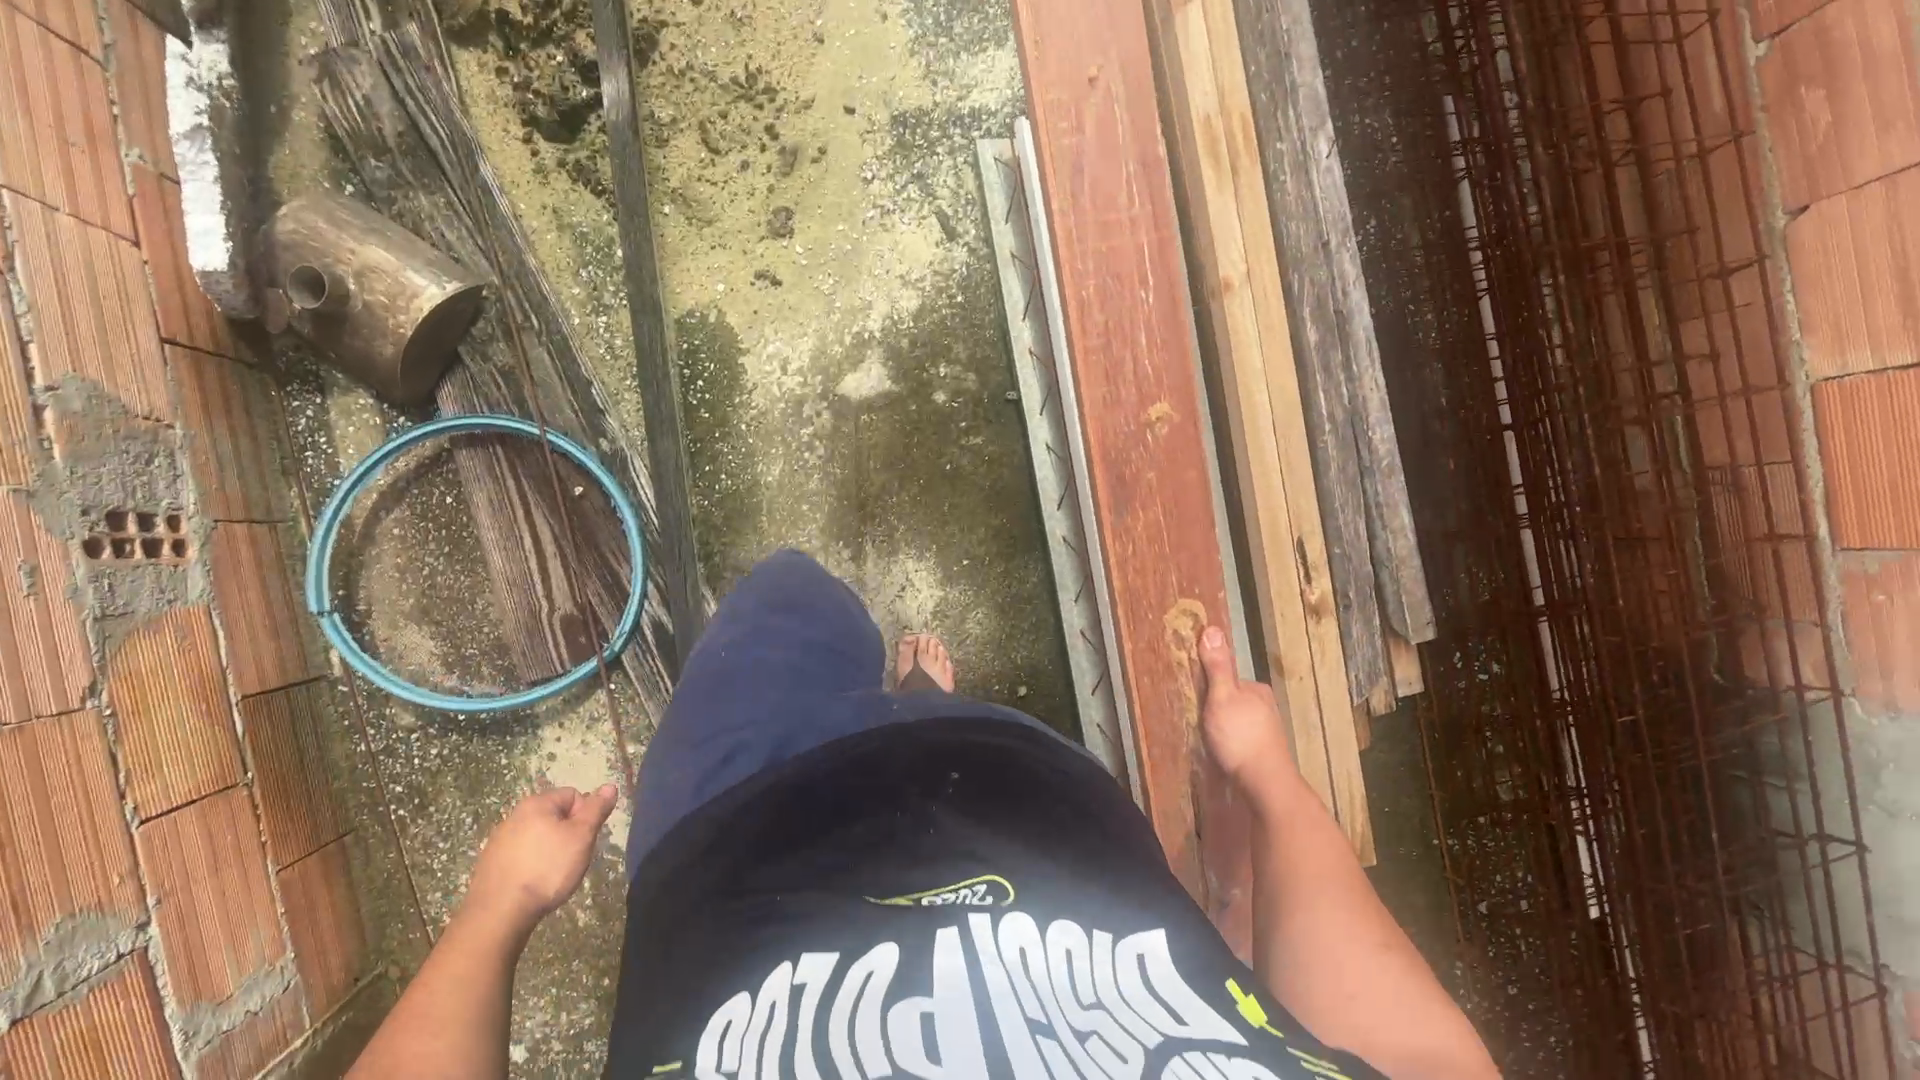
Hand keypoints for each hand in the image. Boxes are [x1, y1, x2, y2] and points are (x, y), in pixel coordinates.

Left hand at [462, 784, 618, 934]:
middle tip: (573, 857)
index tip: (585, 840)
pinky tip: (533, 882)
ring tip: (553, 874)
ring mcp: (498, 840)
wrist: (500, 913)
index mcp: (536, 804)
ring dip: (550, 849)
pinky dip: (532, 864)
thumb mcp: (582, 837)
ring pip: (537, 836)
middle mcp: (514, 816)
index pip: (573, 795)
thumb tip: (610, 786)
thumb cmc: (548, 869)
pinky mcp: (490, 863)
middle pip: (554, 816)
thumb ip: (596, 810)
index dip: (586, 816)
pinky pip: (521, 855)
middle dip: (568, 834)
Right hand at [1197, 625, 1298, 802]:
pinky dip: (1230, 744)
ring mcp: (1267, 731)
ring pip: (1237, 722)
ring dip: (1223, 729)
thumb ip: (1217, 666)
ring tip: (1208, 741)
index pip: (1227, 679)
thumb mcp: (1222, 696)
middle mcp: (1266, 706)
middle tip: (1199, 723)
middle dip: (1216, 709)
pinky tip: (1222, 754)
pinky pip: (1241, 740)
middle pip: (1232, 700)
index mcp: (1257, 689)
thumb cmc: (1240, 736)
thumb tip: (1212, 628)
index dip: (1209, 687)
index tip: (1195, 699)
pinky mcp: (1264, 752)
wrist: (1265, 783)